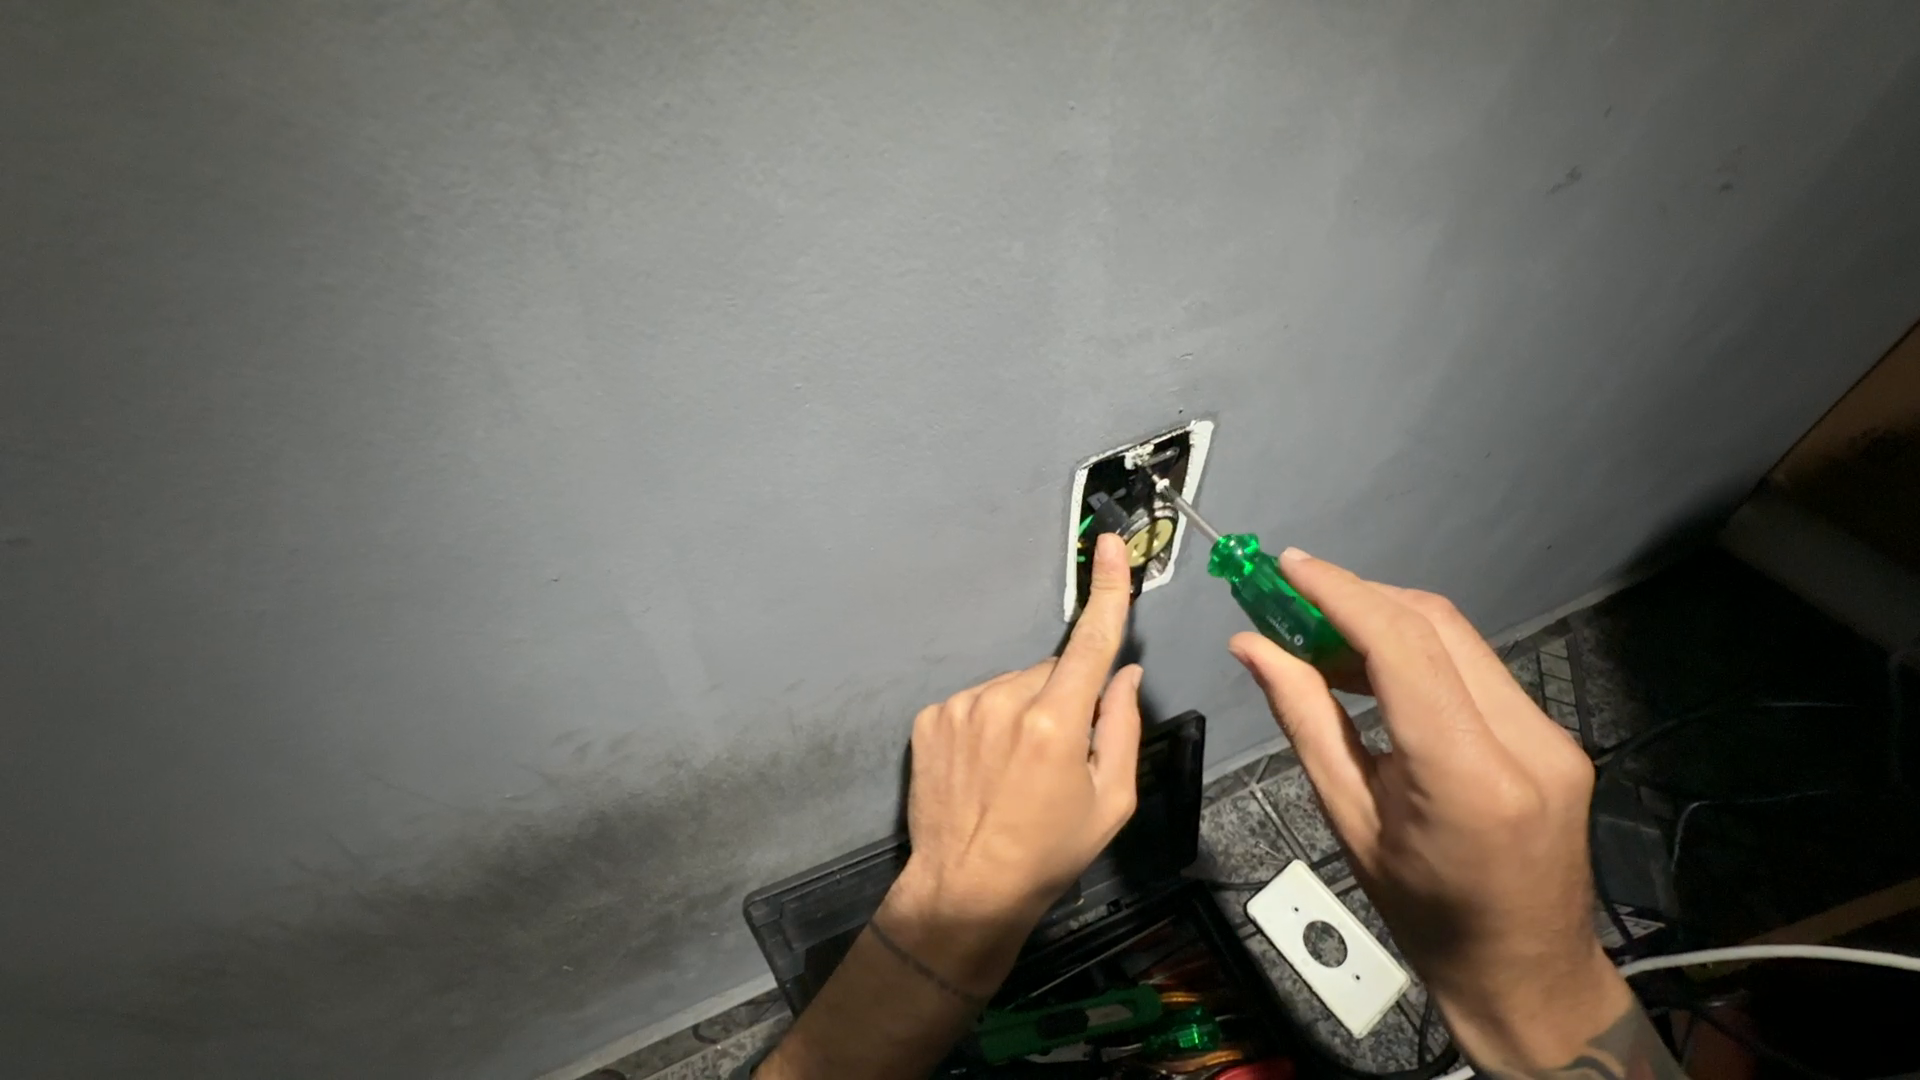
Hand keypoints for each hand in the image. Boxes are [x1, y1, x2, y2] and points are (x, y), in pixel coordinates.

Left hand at [756, 533, 1143, 1079]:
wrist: (965, 886)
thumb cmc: (1050, 851)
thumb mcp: (1111, 802)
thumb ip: (1122, 726)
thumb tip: (1125, 671)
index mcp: (1054, 721)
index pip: (1089, 642)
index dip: (1106, 591)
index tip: (1107, 546)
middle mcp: (1002, 699)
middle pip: (1051, 671)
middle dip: (1064, 696)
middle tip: (1059, 752)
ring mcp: (960, 705)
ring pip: (1012, 684)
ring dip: (1024, 708)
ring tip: (1017, 765)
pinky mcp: (930, 717)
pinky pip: (977, 700)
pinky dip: (989, 719)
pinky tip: (986, 763)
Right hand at [1230, 549, 1629, 1070]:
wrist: (1526, 972)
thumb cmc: (1420, 909)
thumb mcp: (1346, 815)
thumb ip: (1302, 718)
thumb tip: (1252, 646)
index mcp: (1467, 774)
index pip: (1401, 647)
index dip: (1339, 593)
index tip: (1287, 565)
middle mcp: (1525, 739)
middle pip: (1434, 624)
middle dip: (1355, 596)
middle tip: (1290, 599)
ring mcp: (1550, 733)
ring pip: (1456, 637)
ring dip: (1381, 620)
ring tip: (1318, 638)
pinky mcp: (1552, 734)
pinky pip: (1472, 665)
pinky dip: (1411, 650)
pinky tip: (1368, 669)